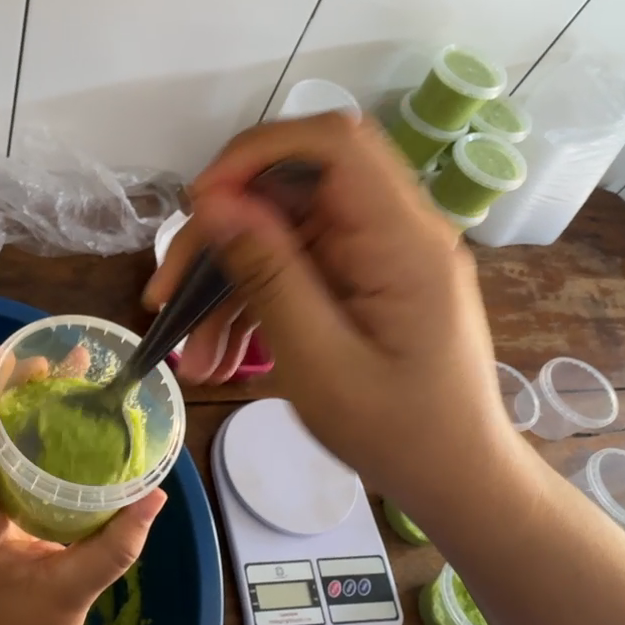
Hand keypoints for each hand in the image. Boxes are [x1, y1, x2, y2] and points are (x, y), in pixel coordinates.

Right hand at [157, 113, 517, 515]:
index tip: (201, 203)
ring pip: (274, 231)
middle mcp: (389, 228)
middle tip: (167, 291)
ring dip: (223, 283)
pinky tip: (218, 356)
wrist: (458, 481)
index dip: (257, 152)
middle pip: (285, 190)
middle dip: (217, 236)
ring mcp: (371, 252)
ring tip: (191, 354)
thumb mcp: (320, 361)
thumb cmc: (401, 433)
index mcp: (400, 237)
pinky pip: (287, 267)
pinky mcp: (356, 276)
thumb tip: (214, 202)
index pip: (333, 143)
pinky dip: (247, 304)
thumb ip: (267, 274)